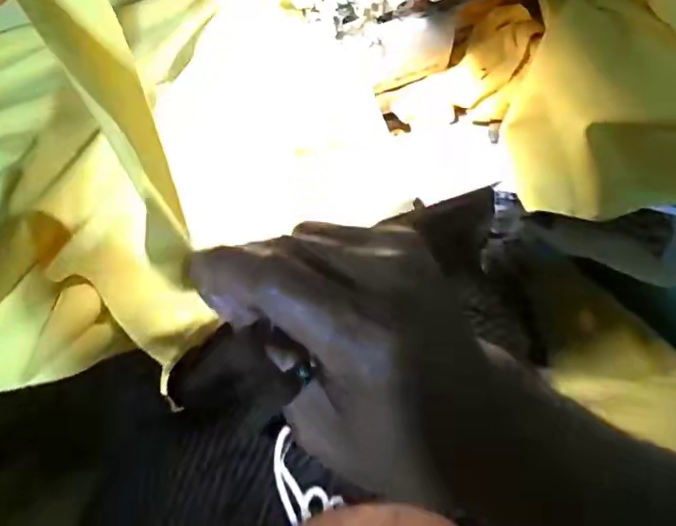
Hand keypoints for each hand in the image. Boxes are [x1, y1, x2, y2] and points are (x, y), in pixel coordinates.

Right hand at [189, 223, 511, 512]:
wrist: (483, 418)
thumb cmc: (399, 443)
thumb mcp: (320, 426)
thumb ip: (272, 358)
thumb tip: (242, 306)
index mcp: (361, 334)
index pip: (274, 277)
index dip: (225, 268)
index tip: (192, 270)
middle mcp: (381, 277)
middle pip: (285, 247)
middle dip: (245, 266)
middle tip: (229, 300)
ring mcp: (397, 250)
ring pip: (304, 234)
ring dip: (278, 261)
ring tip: (279, 301)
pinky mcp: (405, 239)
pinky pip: (332, 233)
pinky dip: (310, 255)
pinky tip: (317, 288)